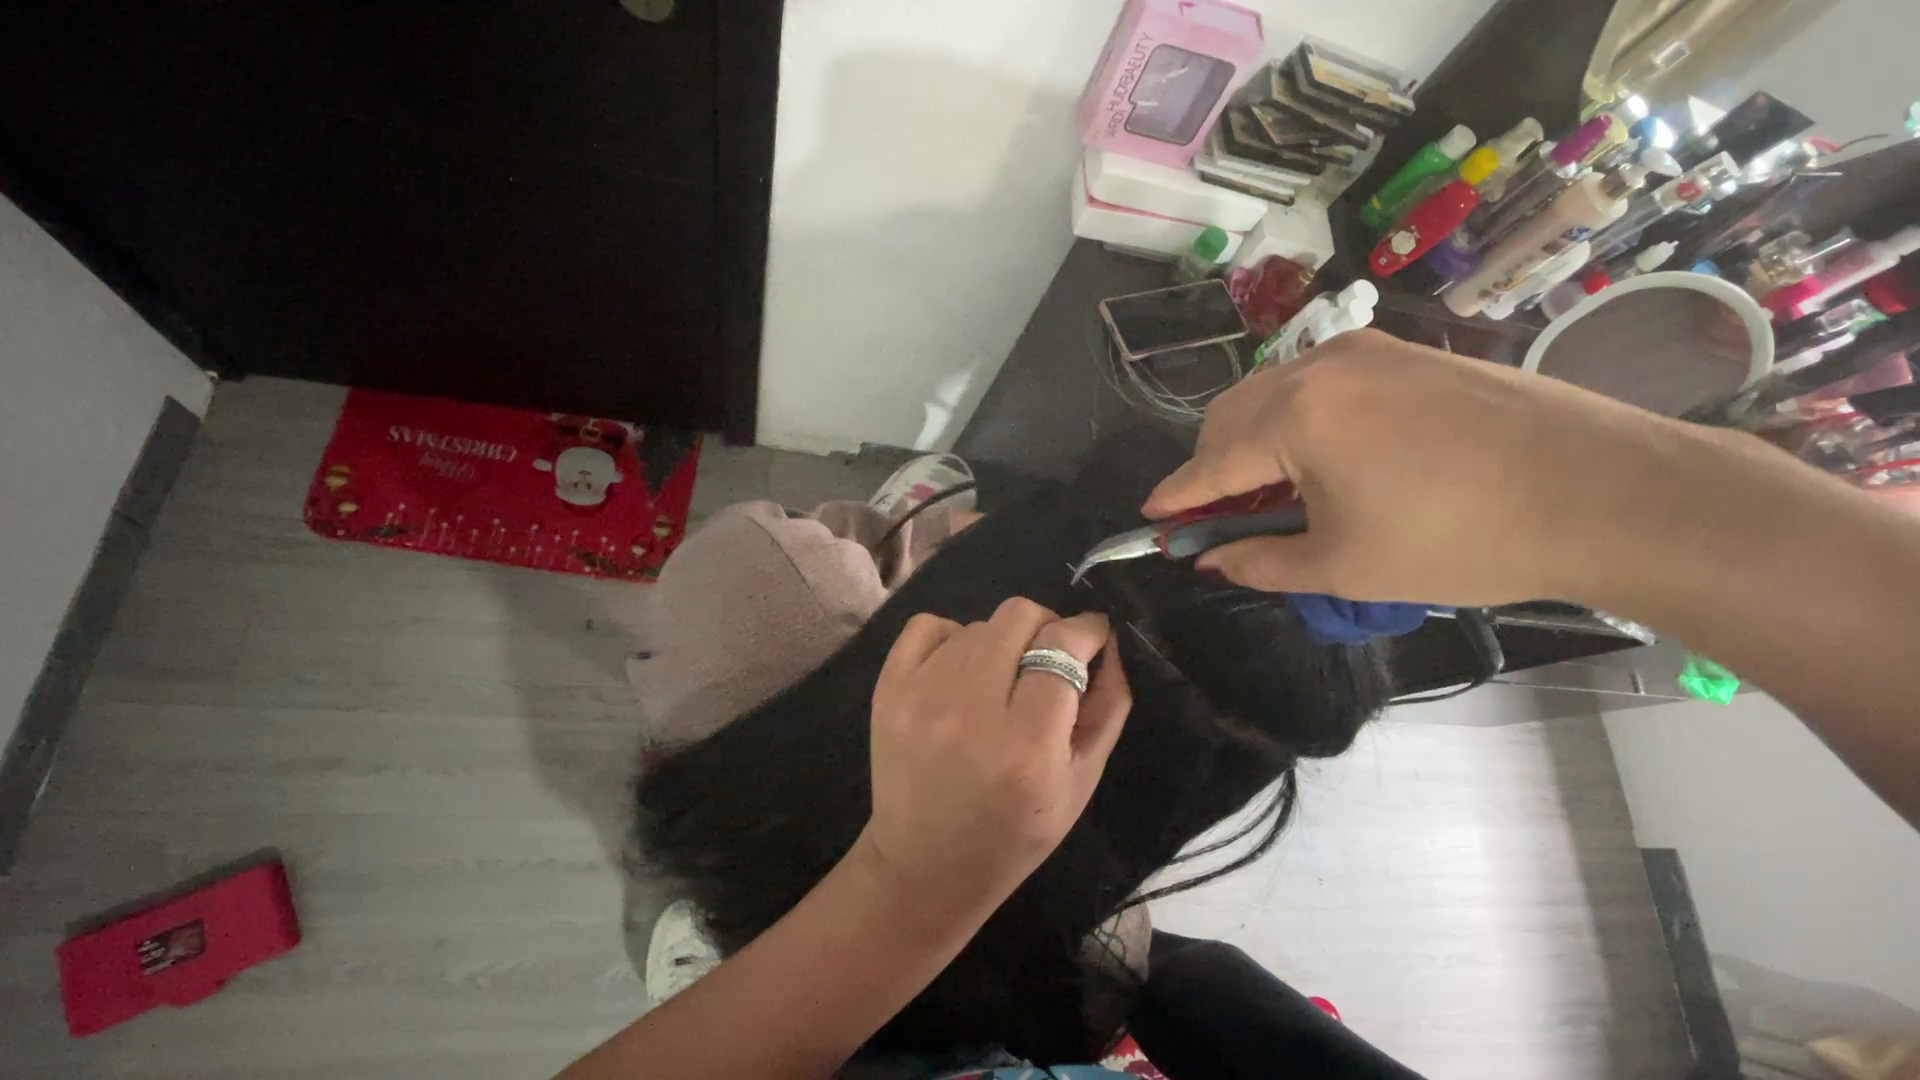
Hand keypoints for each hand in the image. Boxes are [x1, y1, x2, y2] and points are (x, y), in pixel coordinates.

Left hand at [856, 599, 1131, 916]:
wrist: (926, 866)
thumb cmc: (1016, 833)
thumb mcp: (1082, 782)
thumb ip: (1107, 706)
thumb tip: (1108, 642)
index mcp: (1026, 746)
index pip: (1062, 645)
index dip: (1087, 632)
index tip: (1093, 637)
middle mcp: (970, 711)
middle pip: (1019, 616)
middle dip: (1047, 629)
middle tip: (1047, 662)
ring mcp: (920, 695)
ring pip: (979, 624)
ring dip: (1002, 644)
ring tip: (1000, 686)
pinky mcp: (888, 689)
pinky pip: (930, 625)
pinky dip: (954, 639)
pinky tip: (960, 674)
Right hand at [1142, 329, 1693, 606]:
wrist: (1604, 493)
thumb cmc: (1458, 540)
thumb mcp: (1344, 566)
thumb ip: (1259, 561)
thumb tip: (1210, 559)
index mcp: (1295, 415)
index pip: (1209, 462)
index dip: (1177, 497)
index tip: (1151, 519)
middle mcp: (1320, 366)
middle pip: (1232, 416)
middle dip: (1213, 467)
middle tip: (1217, 518)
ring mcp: (1369, 351)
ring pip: (1276, 394)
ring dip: (1255, 441)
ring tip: (1272, 493)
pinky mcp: (1407, 353)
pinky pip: (1322, 384)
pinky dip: (1299, 421)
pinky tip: (1323, 459)